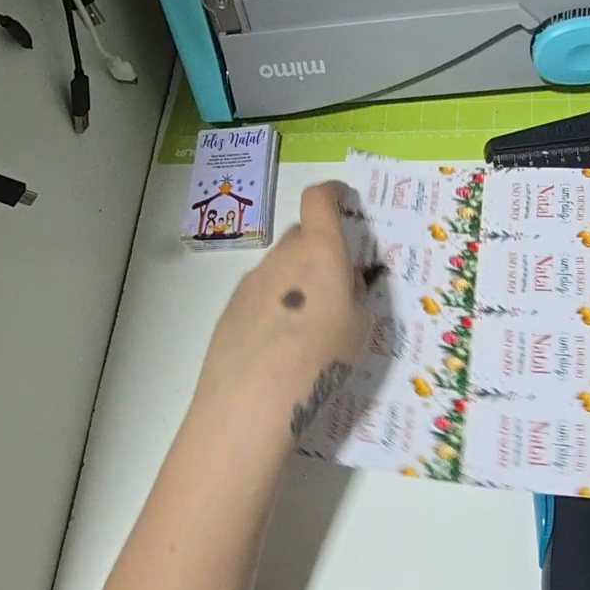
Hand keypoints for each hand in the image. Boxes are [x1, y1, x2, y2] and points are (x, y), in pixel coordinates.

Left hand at [190, 181, 370, 449]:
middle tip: (334, 285)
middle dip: (319, 250)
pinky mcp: (230, 308)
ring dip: (296, 282)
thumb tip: (342, 281)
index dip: (331, 192)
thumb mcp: (359, 326)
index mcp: (319, 251)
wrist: (252, 396)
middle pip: (301, 237)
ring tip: (306, 327)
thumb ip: (352, 294)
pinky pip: (261, 295)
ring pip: (280, 269)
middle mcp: (281, 256)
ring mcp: (251, 281)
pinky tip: (278, 345)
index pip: (318, 200)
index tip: (343, 197)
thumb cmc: (321, 357)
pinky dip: (274, 306)